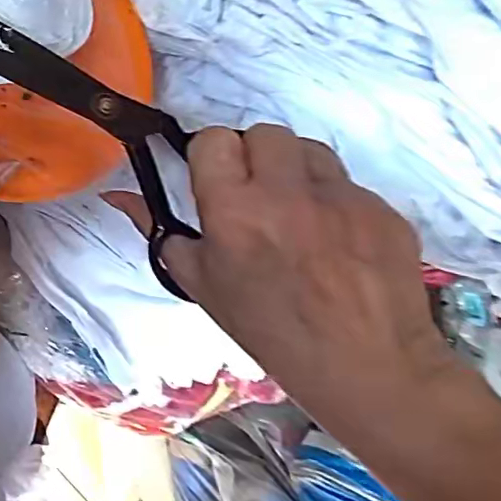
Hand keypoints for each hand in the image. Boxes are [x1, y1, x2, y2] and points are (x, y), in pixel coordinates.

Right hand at [105, 125, 455, 424]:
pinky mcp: (384, 211)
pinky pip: (347, 182)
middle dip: (251, 153)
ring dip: (292, 166)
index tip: (210, 174)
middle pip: (263, 133)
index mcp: (233, 210)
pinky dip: (332, 198)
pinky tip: (331, 234)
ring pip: (308, 148)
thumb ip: (155, 227)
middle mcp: (287, 194)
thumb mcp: (197, 278)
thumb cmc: (266, 325)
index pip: (214, 139)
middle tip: (250, 187)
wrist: (367, 367)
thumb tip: (116, 195)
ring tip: (291, 204)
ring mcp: (342, 199)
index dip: (208, 153)